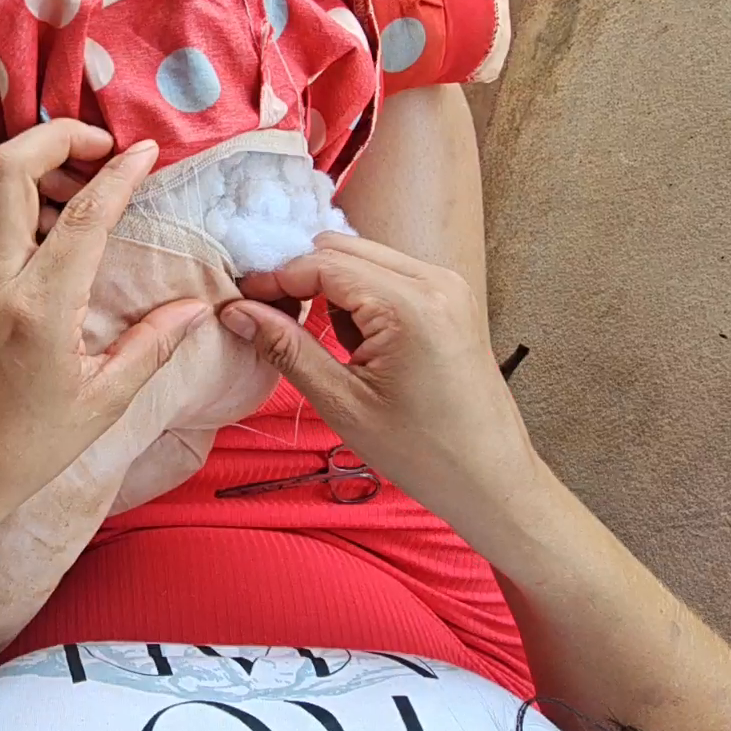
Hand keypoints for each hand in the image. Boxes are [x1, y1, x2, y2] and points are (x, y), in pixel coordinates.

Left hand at [0, 120, 212, 519]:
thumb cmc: (31, 443)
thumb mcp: (104, 400)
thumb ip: (153, 344)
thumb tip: (197, 307)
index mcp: (39, 308)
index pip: (85, 215)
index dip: (120, 173)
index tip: (146, 151)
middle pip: (6, 168)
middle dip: (55, 136)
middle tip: (100, 146)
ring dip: (25, 161)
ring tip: (73, 179)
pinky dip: (1, 190)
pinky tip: (40, 215)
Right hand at [218, 233, 539, 514]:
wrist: (493, 482)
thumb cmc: (421, 452)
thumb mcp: (341, 402)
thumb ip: (286, 347)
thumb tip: (236, 311)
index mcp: (410, 305)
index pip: (321, 264)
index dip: (273, 278)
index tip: (239, 303)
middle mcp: (434, 280)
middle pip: (339, 249)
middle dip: (295, 275)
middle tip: (265, 315)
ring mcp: (447, 285)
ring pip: (360, 256)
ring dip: (323, 283)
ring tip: (305, 331)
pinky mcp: (449, 298)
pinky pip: (385, 273)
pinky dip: (353, 292)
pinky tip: (347, 336)